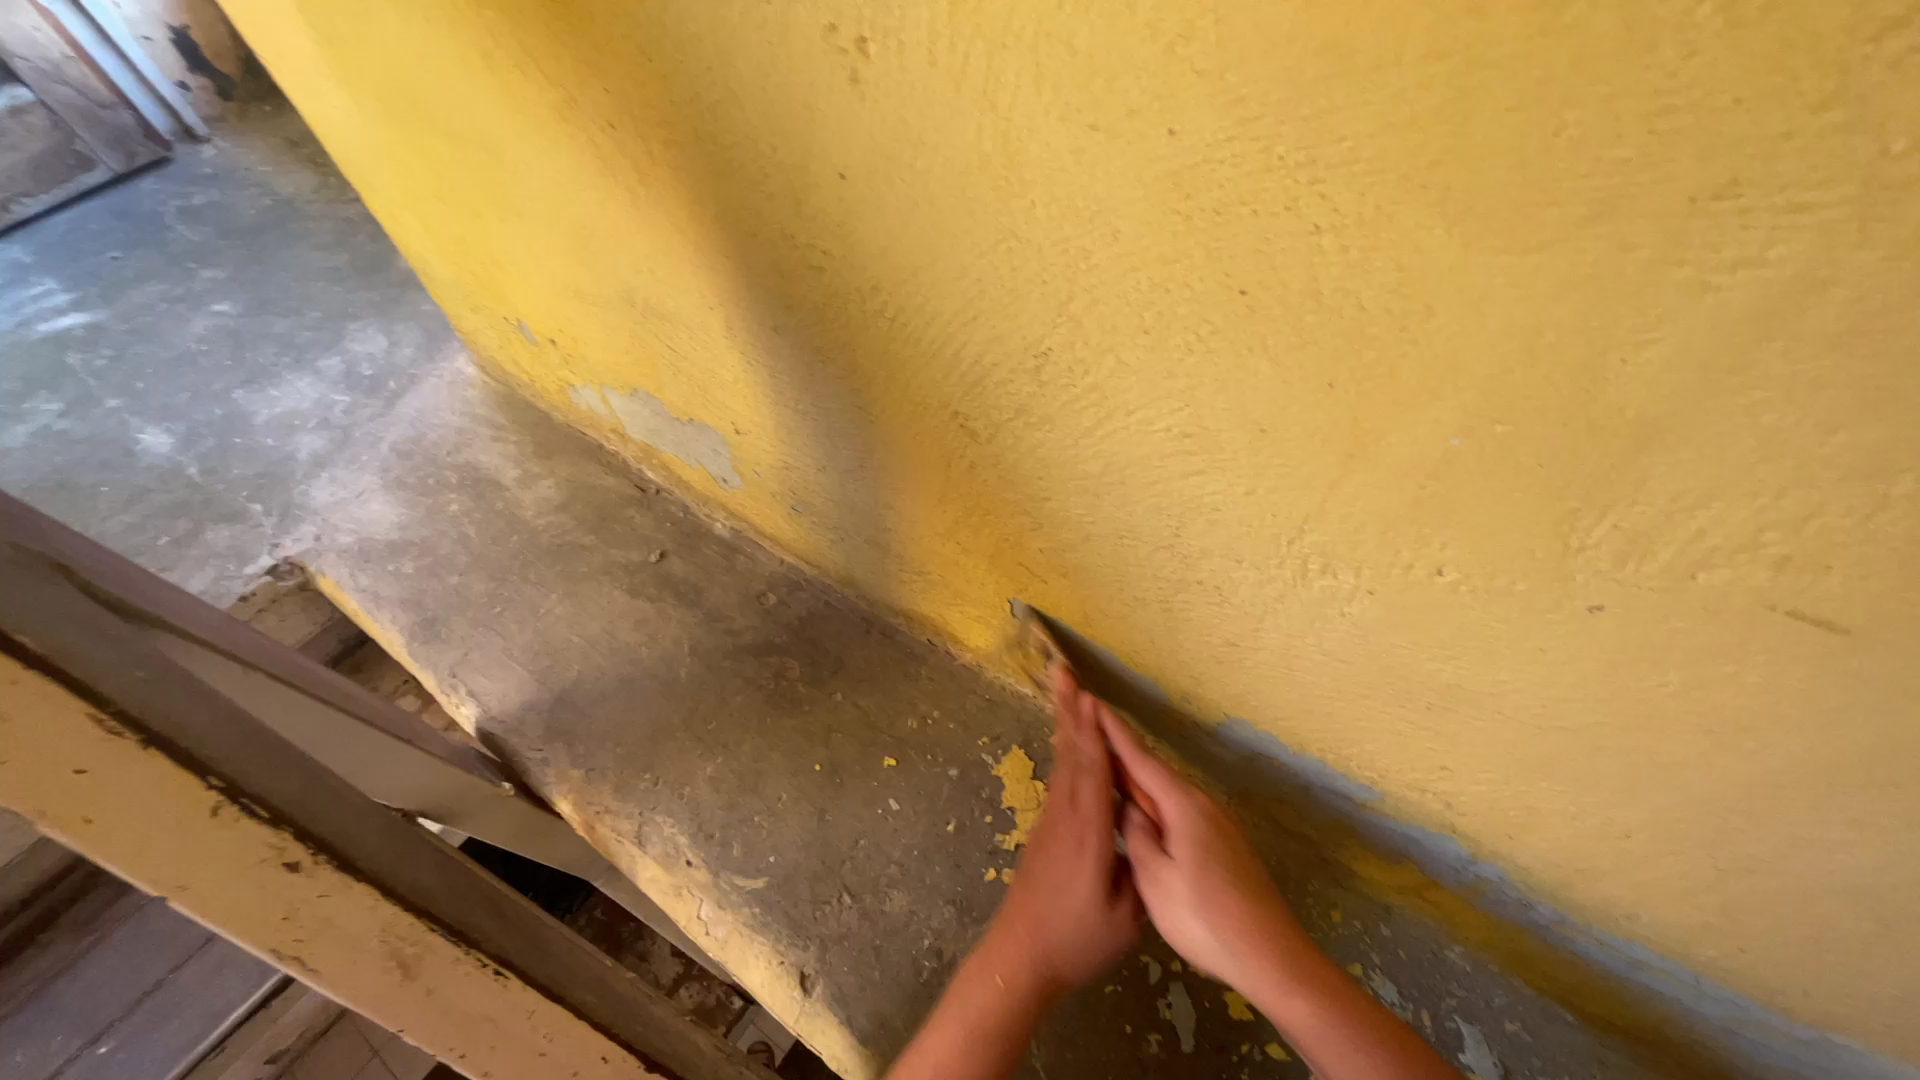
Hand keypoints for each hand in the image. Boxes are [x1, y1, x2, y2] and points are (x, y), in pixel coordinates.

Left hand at [980, 666, 1143, 1000]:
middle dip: (1068, 711)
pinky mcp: (1045, 834)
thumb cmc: (1077, 941)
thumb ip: (1140, 869)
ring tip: (1066, 694)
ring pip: (1061, 764)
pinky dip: (1065, 754)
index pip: (1093, 770)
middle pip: (1069, 754)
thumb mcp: (1127, 915)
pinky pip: (1059, 782)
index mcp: (1088, 831)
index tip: (1091, 694)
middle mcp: (1065, 817)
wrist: (1020, 959)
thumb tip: (1146, 832)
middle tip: (1061, 671)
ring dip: (1065, 727)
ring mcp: (1051, 824)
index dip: (1094, 730)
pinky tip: (1069, 748)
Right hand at [1096, 701, 1306, 990]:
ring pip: (1165, 793)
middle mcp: (1201, 805)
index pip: (1140, 759)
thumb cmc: (1205, 918)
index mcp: (1182, 805)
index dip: (1113, 731)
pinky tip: (1138, 812)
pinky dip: (1153, 804)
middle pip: (1152, 772)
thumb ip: (1136, 835)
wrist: (1271, 957)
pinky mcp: (1222, 845)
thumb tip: (1129, 809)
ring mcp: (1216, 825)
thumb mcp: (1155, 878)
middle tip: (1088, 729)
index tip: (1091, 702)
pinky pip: (1177, 812)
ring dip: (1135, 780)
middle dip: (1120, 751)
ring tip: (1103, 768)